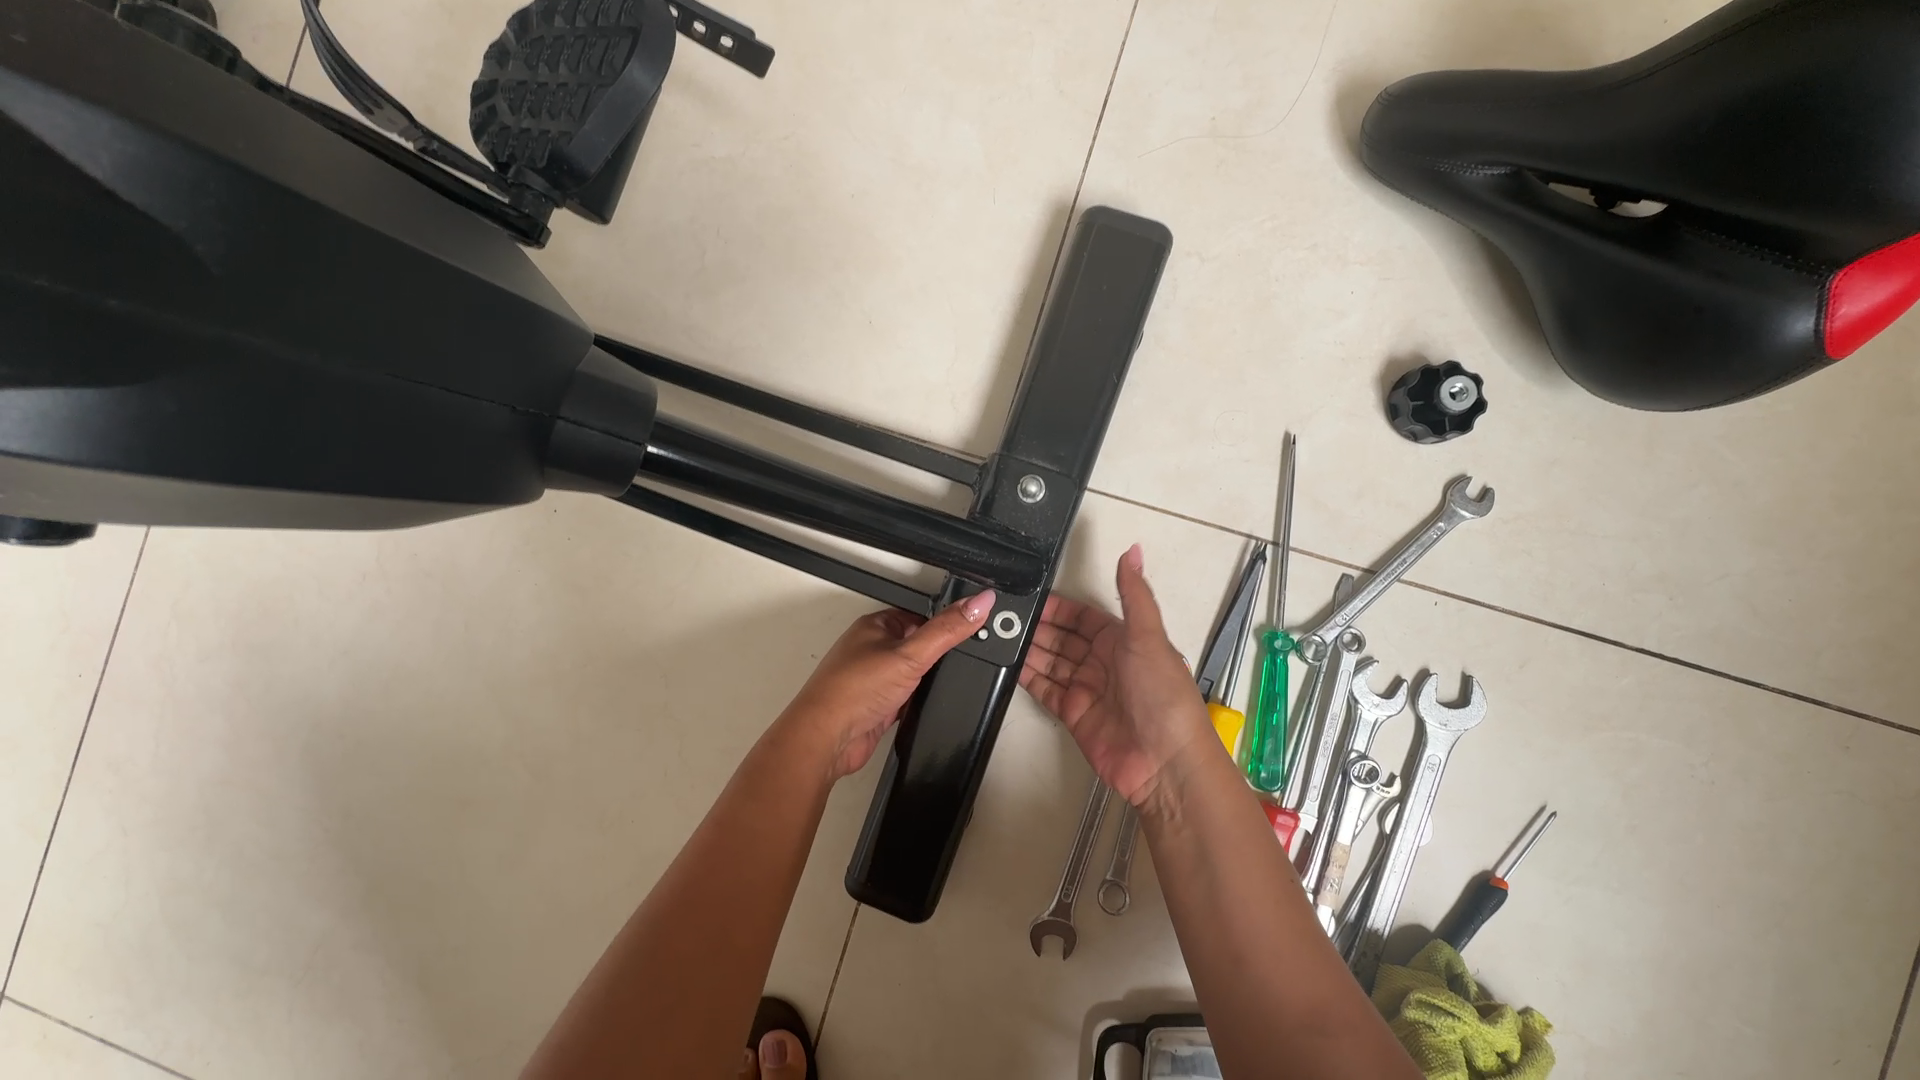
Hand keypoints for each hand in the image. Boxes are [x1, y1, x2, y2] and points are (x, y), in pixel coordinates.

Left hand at [781, 590, 996, 777]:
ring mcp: (873, 679)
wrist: (827, 739)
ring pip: (911, 674)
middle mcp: (871, 650)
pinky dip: (916, 703)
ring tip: (934, 683)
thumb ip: (947, 630)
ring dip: (924, 681)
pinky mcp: (877, 706)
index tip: (970, 625)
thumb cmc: (850, 691)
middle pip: (916, 644)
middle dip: (935, 654)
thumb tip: (979, 604)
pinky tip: (922, 705)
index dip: (944, 621)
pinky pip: (906, 699)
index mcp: (875, 626)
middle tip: (957, 657)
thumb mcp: (910, 654)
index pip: (919, 614)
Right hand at [1019, 545, 1215, 806]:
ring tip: (999, 635)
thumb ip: (1134, 594)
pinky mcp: (1073, 714)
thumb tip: (1134, 551)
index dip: (1059, 608)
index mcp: (1124, 640)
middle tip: (1006, 616)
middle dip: (1037, 627)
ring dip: (1028, 649)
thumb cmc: (1165, 698)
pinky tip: (1009, 665)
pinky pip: (1045, 690)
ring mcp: (1088, 689)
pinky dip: (1027, 677)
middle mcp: (1104, 662)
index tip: (1031, 597)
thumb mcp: (1149, 637)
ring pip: (1051, 662)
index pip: (1083, 616)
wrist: (1165, 763)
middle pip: (1063, 638)